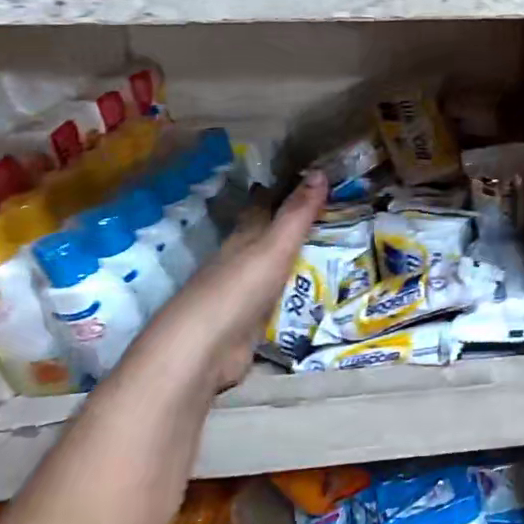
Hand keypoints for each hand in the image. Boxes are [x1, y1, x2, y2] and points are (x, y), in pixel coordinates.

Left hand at [148, 171, 326, 391]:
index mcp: (243, 238)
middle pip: (262, 235)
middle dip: (283, 222)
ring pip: (269, 267)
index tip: (298, 176)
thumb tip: (320, 172)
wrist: (202, 351)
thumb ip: (298, 214)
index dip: (276, 191)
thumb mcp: (275, 246)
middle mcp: (238, 261)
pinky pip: (274, 299)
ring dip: (288, 257)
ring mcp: (240, 293)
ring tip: (321, 247)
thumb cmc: (238, 289)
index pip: (260, 206)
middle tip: (317, 210)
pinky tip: (306, 291)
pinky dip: (289, 291)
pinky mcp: (246, 323)